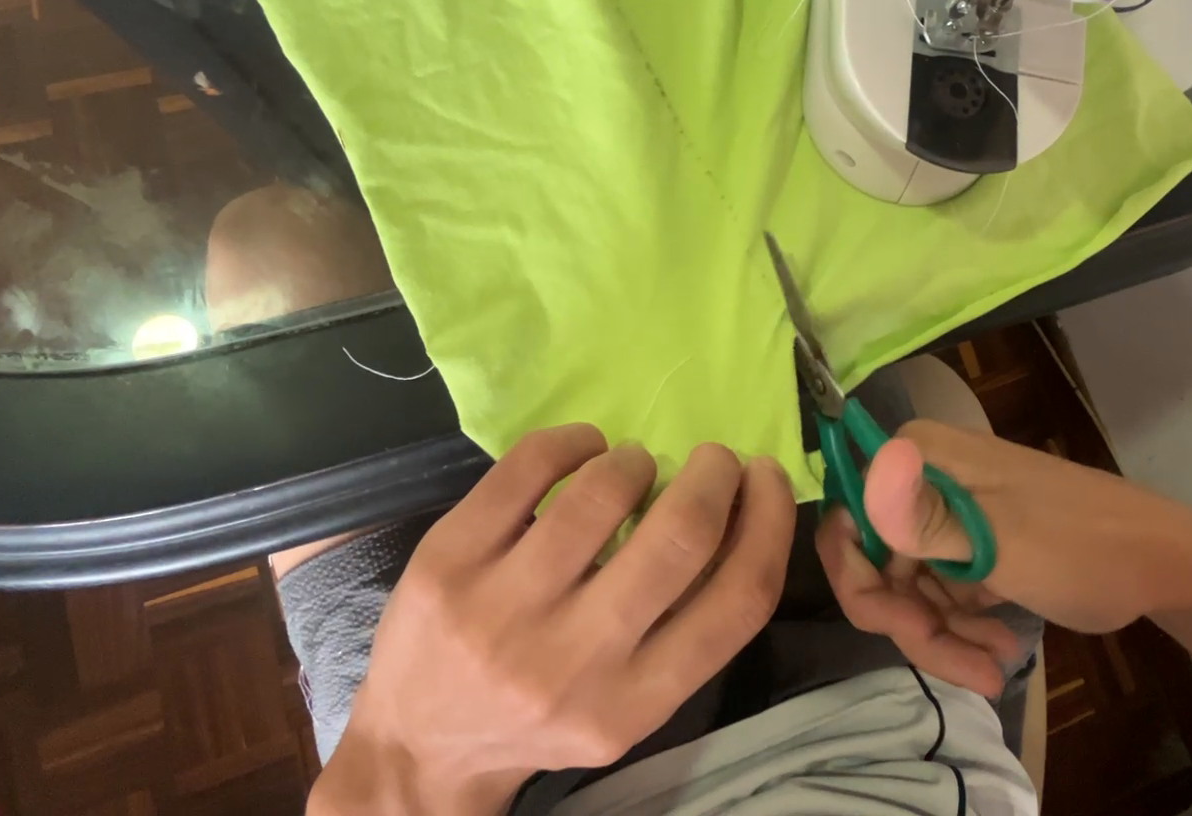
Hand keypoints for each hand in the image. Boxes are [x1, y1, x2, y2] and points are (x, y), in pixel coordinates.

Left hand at [312, 424, 795, 815]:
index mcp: (634, 703)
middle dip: (713, 474)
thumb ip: (684, 623)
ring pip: (601, 491)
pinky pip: (528, 466)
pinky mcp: (447, 562)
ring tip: (633, 465)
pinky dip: (572, 440)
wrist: (421, 751)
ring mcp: (501, 608)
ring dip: (636, 459)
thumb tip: (736, 510)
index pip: (738, 598)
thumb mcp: (629, 704)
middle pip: (680, 535)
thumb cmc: (544, 715)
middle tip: (712, 459)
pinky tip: (583, 448)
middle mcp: (573, 660)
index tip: (765, 477)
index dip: (769, 519)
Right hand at [819, 420, 1191, 692]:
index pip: (849, 517)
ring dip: (940, 632)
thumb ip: (926, 516)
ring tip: (990, 662)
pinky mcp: (966, 544)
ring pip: (906, 586)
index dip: (859, 577)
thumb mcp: (999, 538)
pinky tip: (997, 645)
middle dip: (908, 618)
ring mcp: (943, 513)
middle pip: (875, 560)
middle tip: (958, 661)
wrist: (1160, 564)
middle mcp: (919, 477)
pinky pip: (936, 592)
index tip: (898, 626)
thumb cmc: (1078, 544)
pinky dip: (958, 625)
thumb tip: (872, 464)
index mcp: (916, 456)